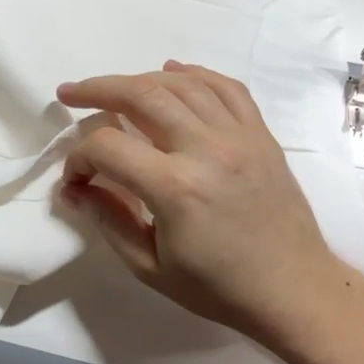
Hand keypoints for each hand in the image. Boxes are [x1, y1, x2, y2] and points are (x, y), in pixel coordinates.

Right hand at [57, 62, 358, 348]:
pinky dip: (194, 74)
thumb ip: (108, 220)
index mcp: (175, 188)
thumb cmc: (217, 288)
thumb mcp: (148, 267)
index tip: (75, 180)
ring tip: (113, 88)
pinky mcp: (261, 135)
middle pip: (141, 95)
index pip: (107, 147)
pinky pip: (225, 87)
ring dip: (139, 79)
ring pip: (181, 83)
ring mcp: (239, 136)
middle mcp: (207, 149)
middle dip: (97, 89)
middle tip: (70, 93)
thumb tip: (73, 189)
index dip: (79, 158)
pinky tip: (172, 72)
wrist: (293, 290)